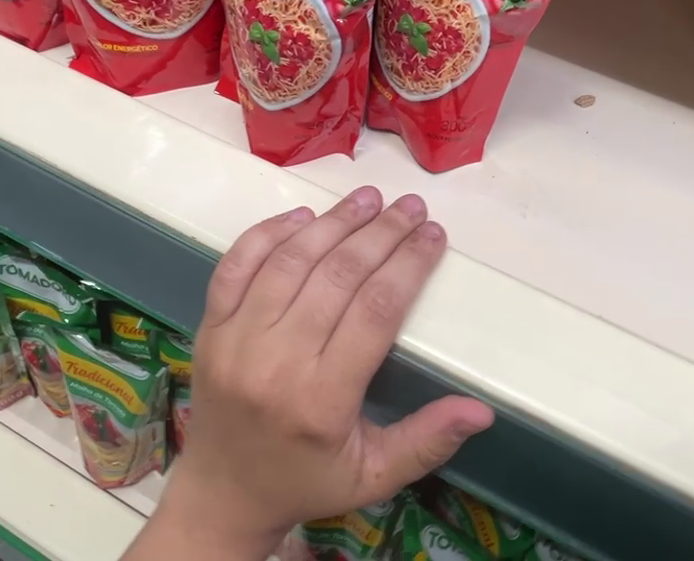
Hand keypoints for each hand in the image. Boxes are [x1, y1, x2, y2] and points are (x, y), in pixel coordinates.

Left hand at [141, 188, 494, 558]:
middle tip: (411, 207)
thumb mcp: (374, 476)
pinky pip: (236, 264)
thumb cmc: (305, 479)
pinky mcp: (210, 326)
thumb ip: (427, 441)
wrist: (221, 494)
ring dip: (333, 222)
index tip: (434, 234)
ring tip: (369, 198)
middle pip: (337, 276)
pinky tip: (305, 216)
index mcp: (321, 400)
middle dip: (382, 233)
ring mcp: (235, 339)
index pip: (375, 311)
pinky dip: (268, 233)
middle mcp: (274, 363)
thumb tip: (483, 412)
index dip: (409, 265)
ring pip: (290, 262)